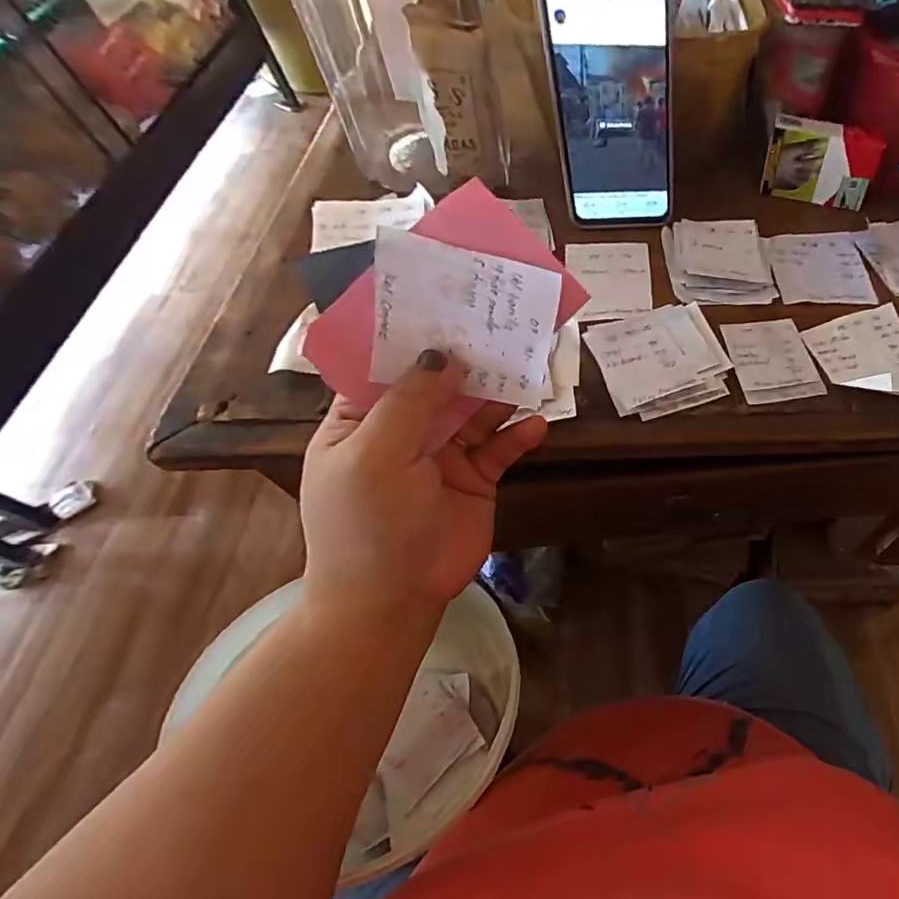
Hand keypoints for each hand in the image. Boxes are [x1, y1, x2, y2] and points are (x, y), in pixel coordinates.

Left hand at [299, 350, 548, 619]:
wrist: (393, 597)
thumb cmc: (366, 524)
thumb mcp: (376, 456)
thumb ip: (409, 403)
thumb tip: (442, 355)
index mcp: (361, 419)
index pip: (385, 365)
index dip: (413, 335)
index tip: (445, 301)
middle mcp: (404, 430)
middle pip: (440, 384)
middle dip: (467, 358)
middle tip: (501, 324)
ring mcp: (443, 454)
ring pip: (476, 412)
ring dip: (499, 393)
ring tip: (528, 365)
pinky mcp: (477, 478)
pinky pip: (502, 448)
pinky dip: (519, 435)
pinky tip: (537, 425)